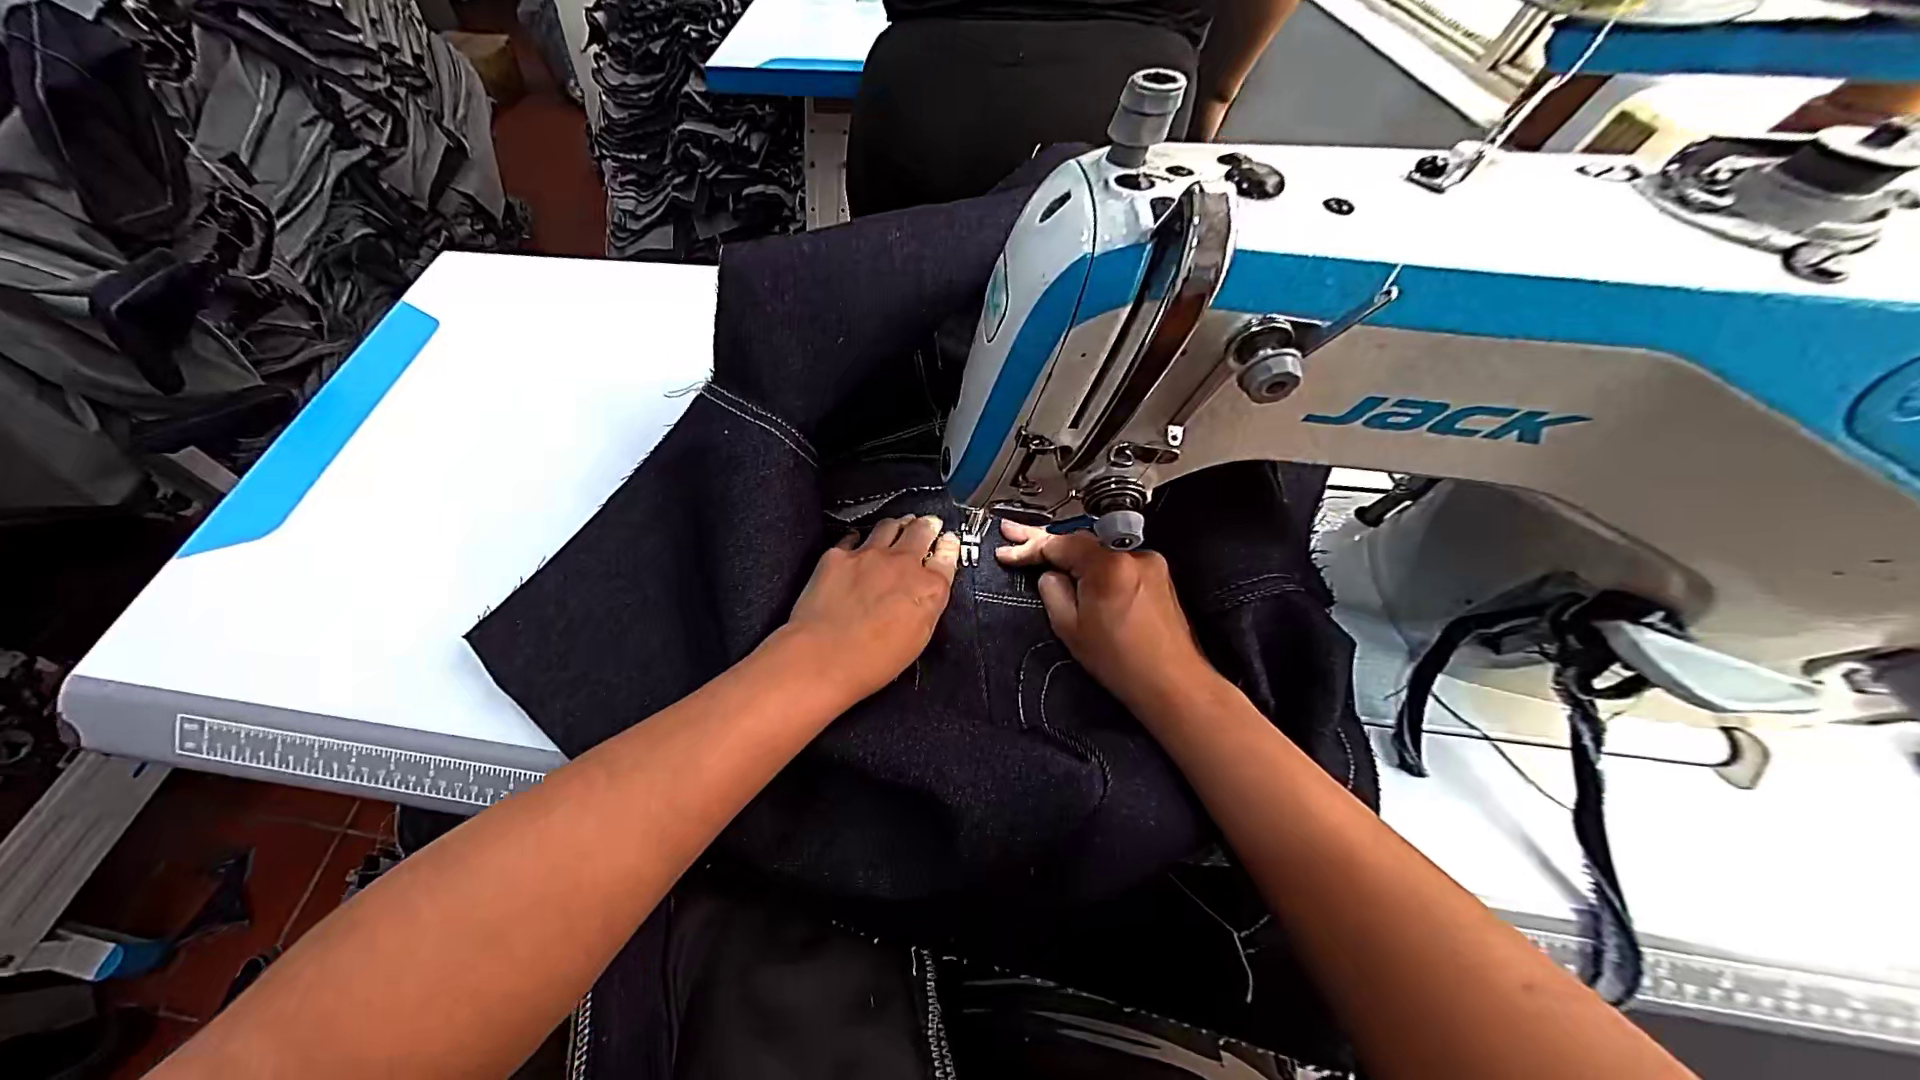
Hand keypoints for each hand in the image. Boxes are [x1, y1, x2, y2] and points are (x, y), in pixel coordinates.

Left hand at [780, 515, 960, 702]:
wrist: (825, 656)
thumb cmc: (871, 661)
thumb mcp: (918, 639)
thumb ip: (927, 607)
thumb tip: (928, 593)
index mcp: (929, 588)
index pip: (947, 556)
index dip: (948, 546)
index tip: (948, 542)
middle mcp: (903, 564)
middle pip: (920, 532)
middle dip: (927, 526)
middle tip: (928, 524)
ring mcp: (869, 556)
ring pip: (889, 526)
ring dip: (898, 525)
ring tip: (900, 524)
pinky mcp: (838, 556)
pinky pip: (853, 538)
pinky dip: (859, 538)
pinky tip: (858, 540)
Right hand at [995, 520, 1221, 715]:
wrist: (1171, 683)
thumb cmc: (1126, 664)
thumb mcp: (1070, 628)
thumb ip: (1052, 591)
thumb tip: (1049, 575)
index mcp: (1108, 566)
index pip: (1059, 544)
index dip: (1028, 547)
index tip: (1009, 552)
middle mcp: (1132, 556)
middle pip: (1080, 541)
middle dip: (1046, 541)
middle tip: (1016, 534)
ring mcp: (1149, 564)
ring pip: (1099, 551)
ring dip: (1073, 555)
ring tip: (1046, 558)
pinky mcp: (1158, 576)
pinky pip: (1117, 563)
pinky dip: (1097, 567)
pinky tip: (1081, 576)